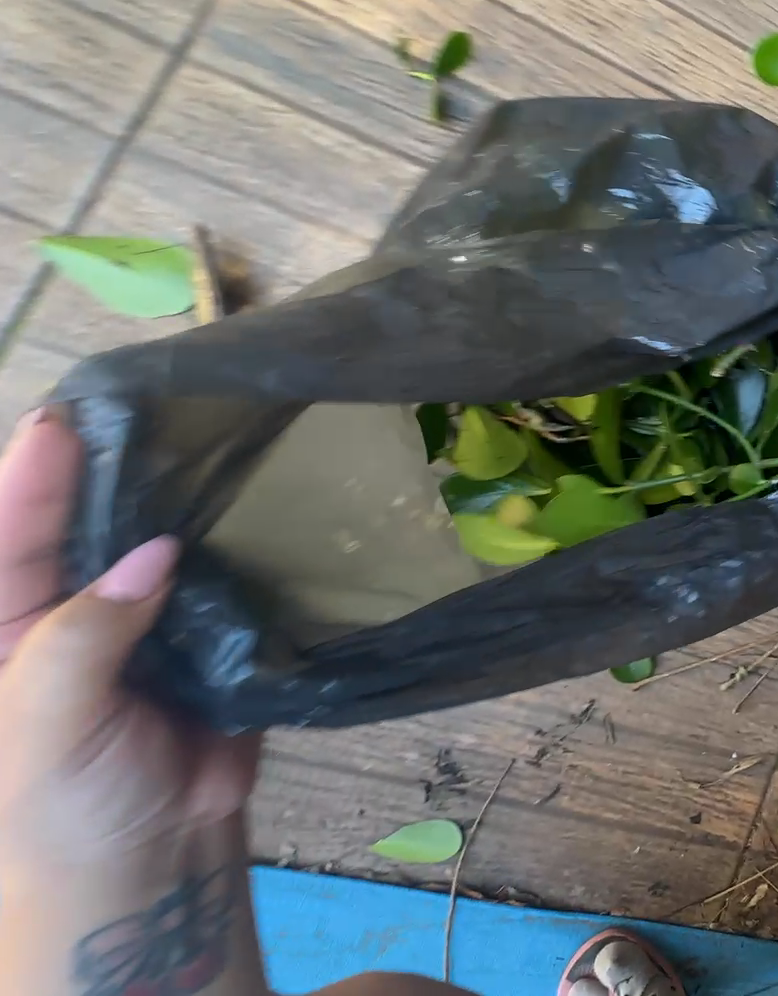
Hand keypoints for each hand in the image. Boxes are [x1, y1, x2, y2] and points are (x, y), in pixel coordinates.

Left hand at [0, 410, 257, 868]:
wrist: (156, 847)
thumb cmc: (58, 802)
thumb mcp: (40, 727)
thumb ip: (82, 639)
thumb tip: (153, 551)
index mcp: (1, 634)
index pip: (4, 544)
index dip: (26, 482)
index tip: (63, 422)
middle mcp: (69, 618)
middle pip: (82, 535)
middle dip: (103, 477)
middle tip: (147, 416)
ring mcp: (145, 628)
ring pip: (158, 556)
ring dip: (181, 510)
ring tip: (213, 452)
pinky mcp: (211, 642)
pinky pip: (224, 590)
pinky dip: (240, 557)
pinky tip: (264, 518)